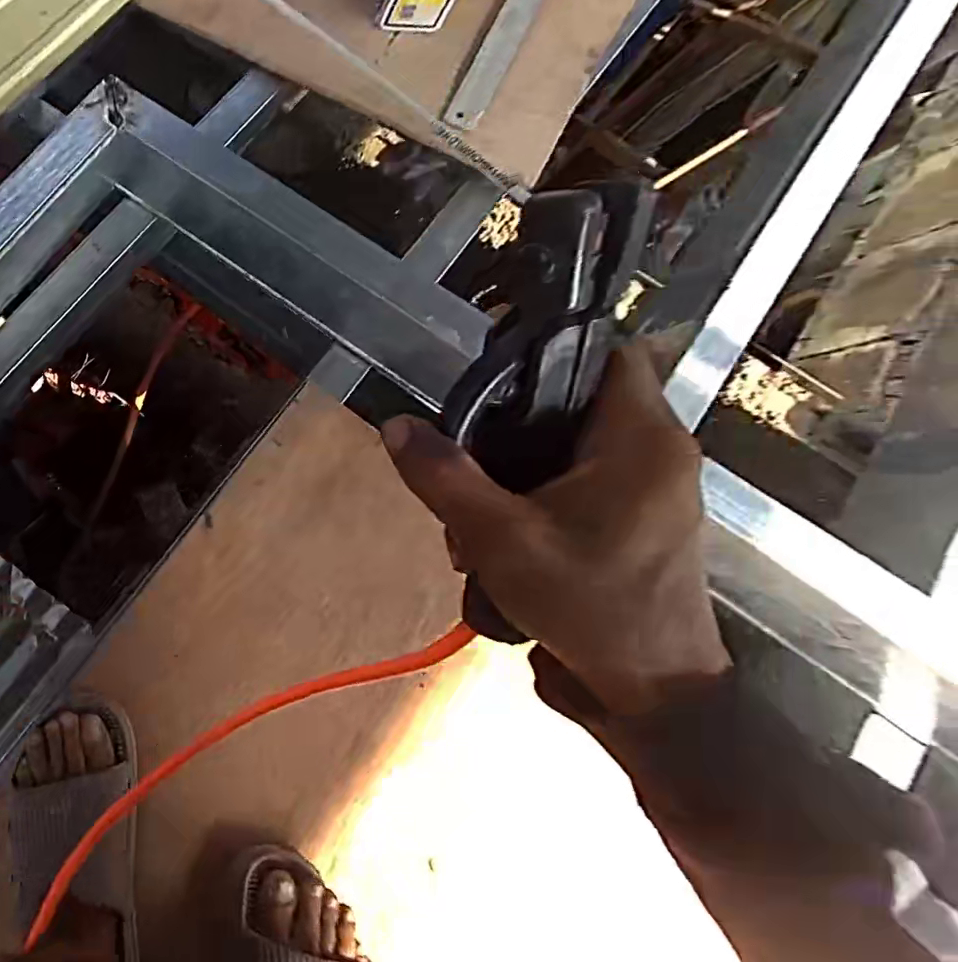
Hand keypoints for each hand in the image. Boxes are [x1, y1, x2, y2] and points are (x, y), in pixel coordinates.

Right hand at [379, 345, 731, 714]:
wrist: (650, 694)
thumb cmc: (589, 605)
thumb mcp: (499, 537)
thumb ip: (443, 476)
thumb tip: (395, 425)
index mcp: (638, 442)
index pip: (602, 355)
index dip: (543, 351)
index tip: (480, 375)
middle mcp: (649, 455)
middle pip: (559, 409)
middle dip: (497, 438)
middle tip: (458, 476)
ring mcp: (638, 492)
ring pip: (550, 453)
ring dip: (499, 483)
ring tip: (471, 532)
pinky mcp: (623, 522)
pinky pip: (559, 488)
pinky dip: (519, 507)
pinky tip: (494, 549)